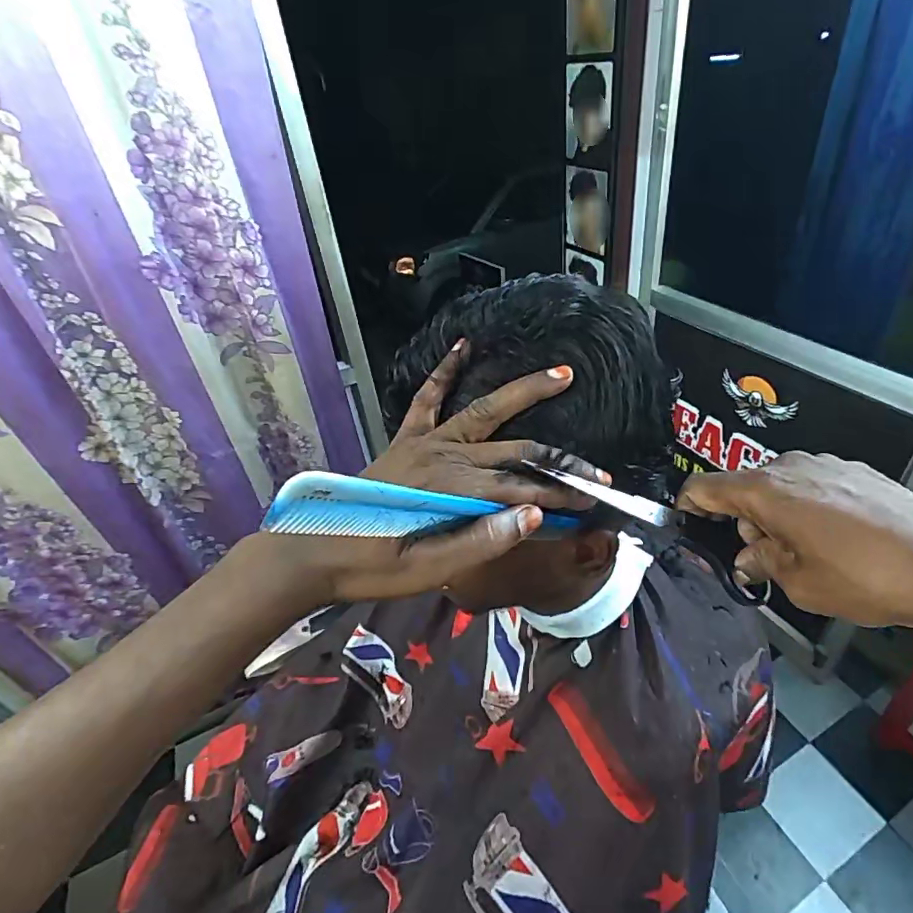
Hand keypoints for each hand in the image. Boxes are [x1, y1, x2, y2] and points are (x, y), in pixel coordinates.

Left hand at [242, 339, 604, 615]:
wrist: (314, 551)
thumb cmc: (371, 567)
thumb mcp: (428, 568)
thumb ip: (482, 541)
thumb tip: (537, 515)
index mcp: (452, 490)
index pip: (521, 491)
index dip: (562, 496)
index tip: (596, 500)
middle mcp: (443, 457)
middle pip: (515, 452)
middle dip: (560, 461)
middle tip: (599, 470)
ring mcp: (423, 443)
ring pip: (483, 411)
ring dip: (524, 392)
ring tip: (561, 373)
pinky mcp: (404, 441)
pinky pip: (426, 400)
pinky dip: (444, 371)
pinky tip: (462, 345)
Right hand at [675, 453, 912, 639]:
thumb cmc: (870, 579)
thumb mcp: (802, 584)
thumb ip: (763, 564)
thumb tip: (750, 558)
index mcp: (766, 491)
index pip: (704, 488)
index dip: (687, 507)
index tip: (685, 525)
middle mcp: (791, 466)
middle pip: (743, 487)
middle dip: (743, 521)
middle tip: (764, 560)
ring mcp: (827, 464)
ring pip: (779, 485)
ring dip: (777, 515)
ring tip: (806, 554)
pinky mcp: (858, 471)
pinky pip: (812, 485)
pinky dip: (808, 508)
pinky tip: (837, 540)